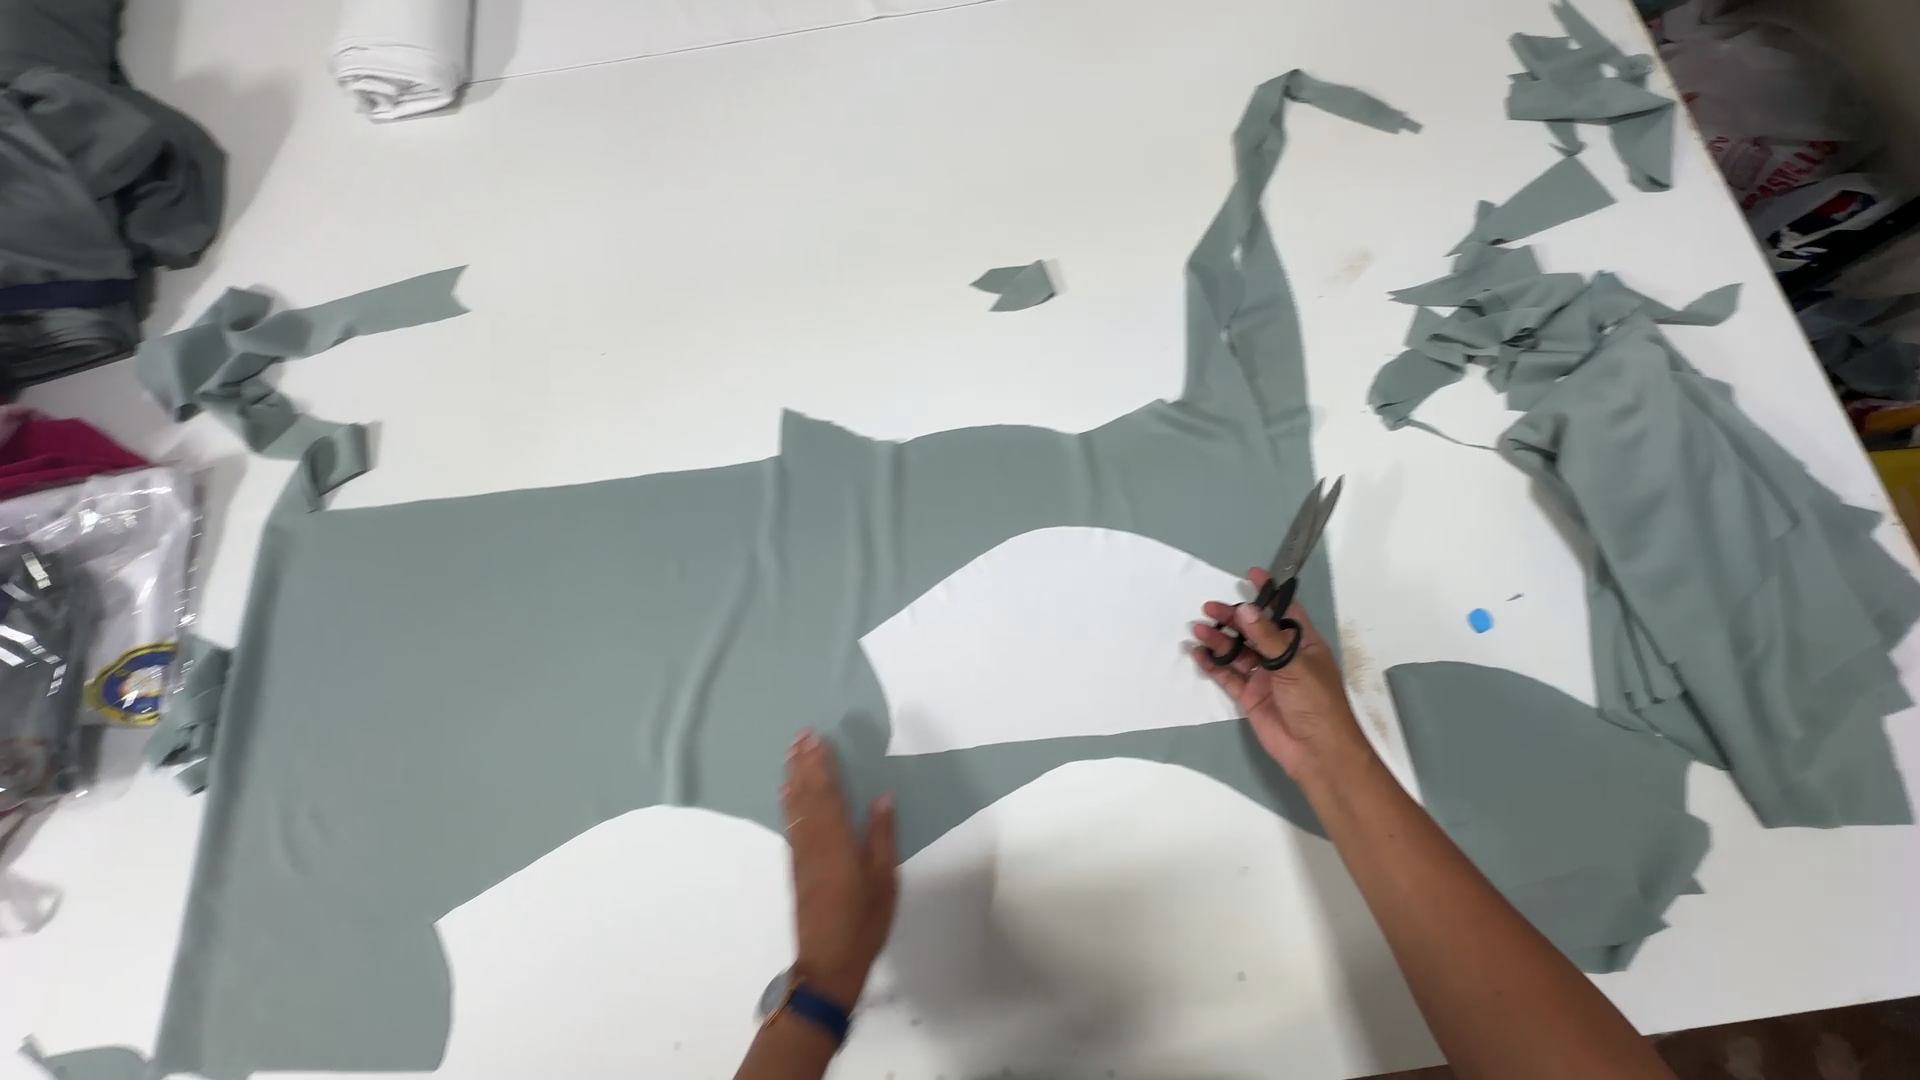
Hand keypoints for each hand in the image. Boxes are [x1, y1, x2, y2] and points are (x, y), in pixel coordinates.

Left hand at [781, 730, 897, 1008]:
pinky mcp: (797, 867)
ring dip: (794, 777)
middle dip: (803, 763)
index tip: (817, 738)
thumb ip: (882, 836)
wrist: (829, 962)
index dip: (821, 764)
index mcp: (838, 840)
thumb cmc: (864, 920)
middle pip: (807, 794)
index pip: (827, 792)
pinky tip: (788, 794)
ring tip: (792, 753)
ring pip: (796, 807)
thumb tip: (882, 797)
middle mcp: (815, 841)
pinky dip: (789, 803)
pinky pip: (791, 824)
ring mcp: (802, 854)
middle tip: (800, 735)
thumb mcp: (885, 879)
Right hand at [1191, 568, 1372, 782]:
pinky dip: (1214, 665)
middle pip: (1254, 630)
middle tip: (1210, 608)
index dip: (1269, 593)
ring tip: (1198, 630)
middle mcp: (1283, 657)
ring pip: (1238, 652)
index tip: (1250, 574)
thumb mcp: (1294, 666)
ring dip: (1219, 640)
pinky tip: (1199, 655)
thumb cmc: (1316, 703)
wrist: (1316, 752)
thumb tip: (1247, 609)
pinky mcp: (1250, 696)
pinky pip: (1228, 676)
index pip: (1285, 611)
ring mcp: (1265, 677)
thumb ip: (1267, 639)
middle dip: (1233, 617)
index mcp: (1302, 645)